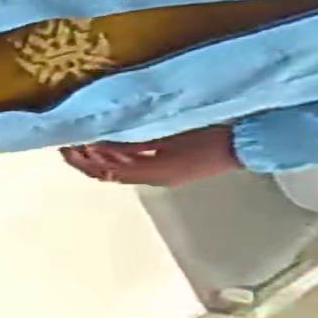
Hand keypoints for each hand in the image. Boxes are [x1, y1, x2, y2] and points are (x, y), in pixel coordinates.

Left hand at [61, 126, 239, 186]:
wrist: (251, 146)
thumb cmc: (215, 139)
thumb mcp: (170, 139)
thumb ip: (134, 145)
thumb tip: (99, 144)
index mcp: (151, 173)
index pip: (105, 169)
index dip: (84, 159)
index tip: (69, 144)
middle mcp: (149, 178)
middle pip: (104, 173)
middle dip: (82, 161)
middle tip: (66, 146)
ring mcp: (156, 176)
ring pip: (113, 171)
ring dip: (94, 160)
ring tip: (79, 146)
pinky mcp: (164, 172)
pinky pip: (128, 168)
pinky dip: (111, 160)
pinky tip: (103, 149)